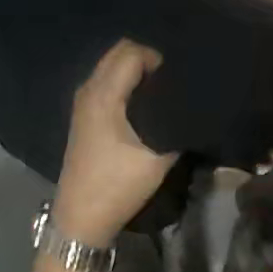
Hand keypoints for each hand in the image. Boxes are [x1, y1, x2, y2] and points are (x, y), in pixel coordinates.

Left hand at [52, 40, 177, 246]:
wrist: (80, 219)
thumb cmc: (117, 186)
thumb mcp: (157, 159)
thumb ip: (177, 127)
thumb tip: (192, 107)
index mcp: (104, 95)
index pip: (131, 53)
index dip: (156, 59)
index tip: (175, 79)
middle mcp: (89, 90)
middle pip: (118, 52)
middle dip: (145, 58)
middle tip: (169, 80)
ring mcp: (82, 101)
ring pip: (109, 65)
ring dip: (134, 69)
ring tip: (159, 90)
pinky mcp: (83, 114)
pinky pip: (104, 79)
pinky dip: (123, 80)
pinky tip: (141, 103)